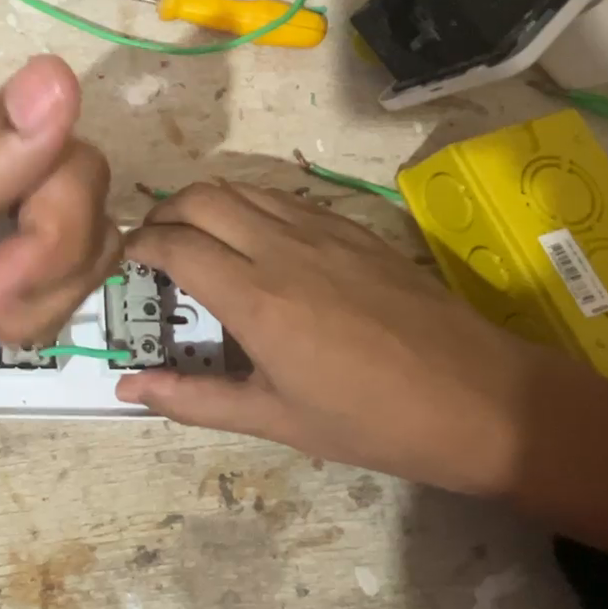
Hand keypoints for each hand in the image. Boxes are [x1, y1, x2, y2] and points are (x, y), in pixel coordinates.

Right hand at [116, 181, 536, 494]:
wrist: (483, 400)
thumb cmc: (371, 421)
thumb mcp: (275, 420)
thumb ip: (192, 398)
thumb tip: (127, 388)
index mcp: (255, 299)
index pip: (174, 246)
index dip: (139, 246)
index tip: (124, 260)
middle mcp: (280, 249)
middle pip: (198, 199)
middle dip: (162, 214)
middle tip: (153, 246)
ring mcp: (319, 230)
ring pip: (238, 187)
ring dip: (202, 202)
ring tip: (194, 235)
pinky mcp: (349, 226)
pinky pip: (279, 195)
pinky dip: (245, 202)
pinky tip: (251, 236)